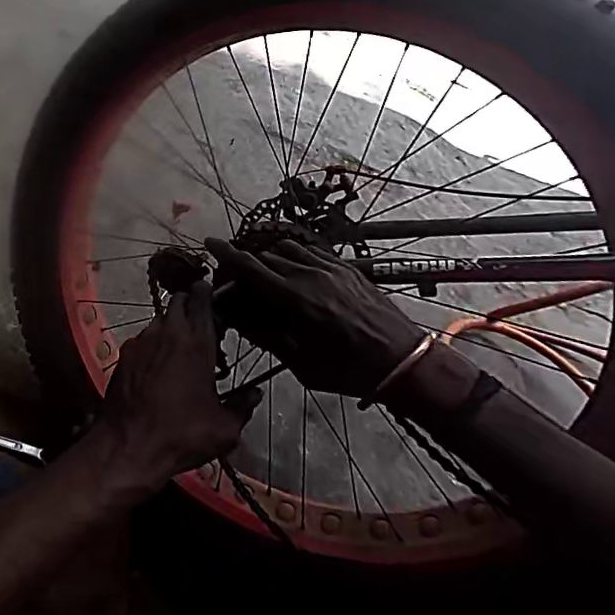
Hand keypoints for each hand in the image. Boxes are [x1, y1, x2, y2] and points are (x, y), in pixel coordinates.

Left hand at [90, 281, 259, 491]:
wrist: (128, 446)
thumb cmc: (182, 434)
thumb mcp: (224, 428)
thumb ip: (242, 405)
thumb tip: (255, 393)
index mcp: (197, 342)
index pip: (202, 298)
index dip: (207, 291)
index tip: (213, 293)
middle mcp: (168, 332)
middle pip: (179, 301)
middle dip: (191, 306)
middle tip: (202, 325)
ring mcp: (142, 340)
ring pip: (160, 320)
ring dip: (172, 327)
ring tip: (181, 351)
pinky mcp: (124, 354)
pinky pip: (143, 339)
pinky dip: (154, 345)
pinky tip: (158, 368)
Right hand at [205, 238, 424, 398]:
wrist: (403, 361)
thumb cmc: (349, 371)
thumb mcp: (300, 363)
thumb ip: (265, 335)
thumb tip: (236, 316)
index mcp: (294, 299)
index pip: (250, 267)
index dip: (226, 253)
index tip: (210, 243)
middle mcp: (309, 275)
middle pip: (265, 256)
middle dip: (246, 264)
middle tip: (239, 281)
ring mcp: (330, 267)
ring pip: (287, 248)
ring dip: (270, 256)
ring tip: (266, 275)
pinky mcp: (346, 267)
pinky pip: (311, 250)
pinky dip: (294, 255)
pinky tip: (294, 270)